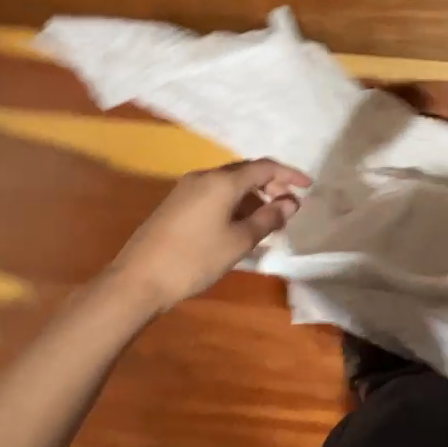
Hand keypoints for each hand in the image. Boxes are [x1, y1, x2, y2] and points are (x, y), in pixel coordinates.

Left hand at [109, 159, 311, 308]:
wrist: (139, 279)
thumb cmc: (195, 259)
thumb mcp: (239, 242)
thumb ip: (268, 219)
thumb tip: (290, 203)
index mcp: (222, 182)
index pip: (264, 167)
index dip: (289, 175)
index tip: (308, 187)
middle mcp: (204, 177)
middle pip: (246, 172)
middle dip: (271, 185)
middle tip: (290, 206)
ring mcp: (187, 189)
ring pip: (229, 184)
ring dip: (253, 196)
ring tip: (269, 220)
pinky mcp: (177, 204)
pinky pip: (215, 194)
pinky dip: (235, 203)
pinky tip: (241, 224)